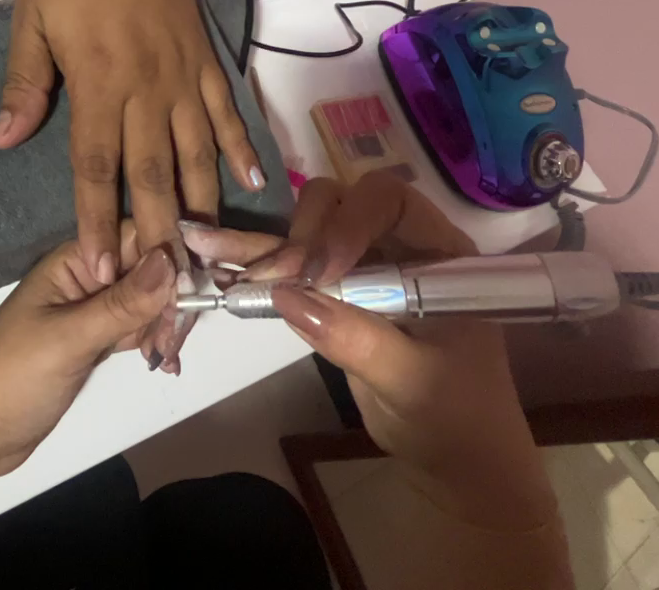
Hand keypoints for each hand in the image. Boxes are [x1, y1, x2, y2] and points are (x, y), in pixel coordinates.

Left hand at [0, 0, 262, 368]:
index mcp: (98, 85)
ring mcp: (184, 78)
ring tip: (209, 256)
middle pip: (152, 174)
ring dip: (201, 207)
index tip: (102, 271)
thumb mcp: (31, 23)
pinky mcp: (208, 60)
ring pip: (196, 154)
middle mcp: (147, 91)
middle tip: (163, 289)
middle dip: (154, 234)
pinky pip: (227, 112)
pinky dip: (238, 149)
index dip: (96, 221)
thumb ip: (23, 85)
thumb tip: (2, 142)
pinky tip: (250, 184)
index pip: (95, 167)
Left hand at [0, 242, 176, 480]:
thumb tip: (172, 258)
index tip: (204, 283)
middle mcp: (86, 278)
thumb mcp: (70, 337)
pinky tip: (166, 362)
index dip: (170, 253)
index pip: (134, 236)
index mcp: (74, 260)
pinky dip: (152, 342)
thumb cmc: (11, 376)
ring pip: (145, 302)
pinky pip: (134, 330)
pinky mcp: (92, 342)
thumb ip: (122, 303)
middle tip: (178, 338)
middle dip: (171, 297)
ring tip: (170, 356)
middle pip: (146, 270)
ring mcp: (90, 311)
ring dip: (165, 324)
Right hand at [182, 176, 556, 531]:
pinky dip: (252, 263)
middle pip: (338, 205)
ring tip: (206, 248)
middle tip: (278, 278)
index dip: (350, 221)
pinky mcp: (327, 288)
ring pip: (303, 230)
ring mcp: (357, 264)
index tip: (324, 270)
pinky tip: (216, 263)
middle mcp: (393, 245)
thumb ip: (355, 338)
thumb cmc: (453, 416)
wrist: (450, 457)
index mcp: (436, 253)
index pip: (389, 202)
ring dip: (261, 243)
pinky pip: (286, 266)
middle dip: (303, 234)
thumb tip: (286, 297)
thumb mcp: (412, 381)